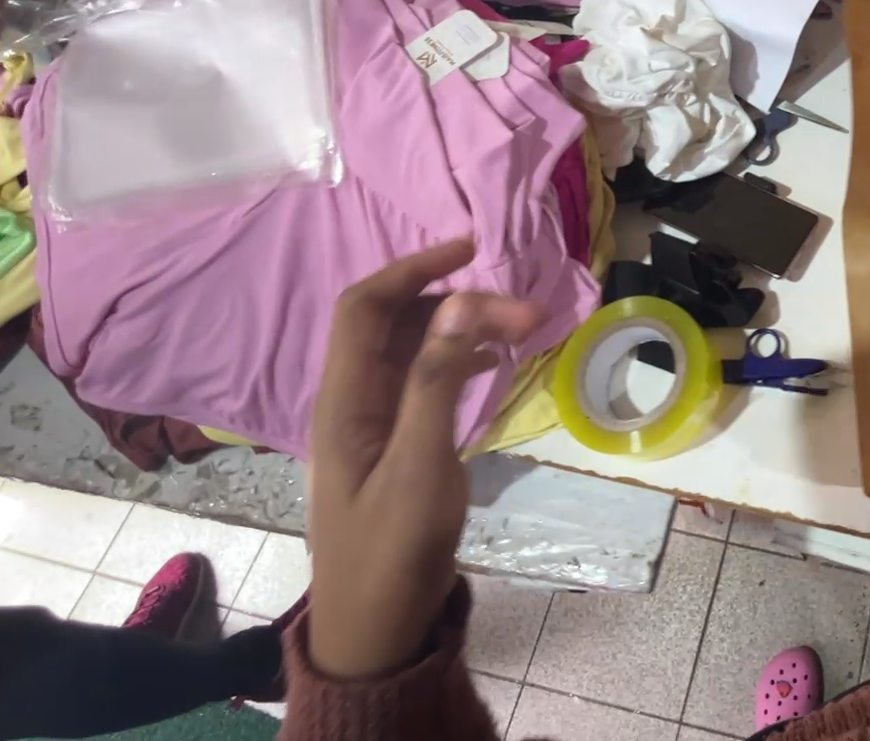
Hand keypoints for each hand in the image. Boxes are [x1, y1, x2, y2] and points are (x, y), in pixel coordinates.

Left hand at [305, 239, 541, 678]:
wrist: (377, 621)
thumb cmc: (395, 545)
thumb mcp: (422, 464)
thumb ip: (437, 381)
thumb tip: (461, 303)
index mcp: (345, 397)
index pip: (366, 306)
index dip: (413, 267)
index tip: (472, 248)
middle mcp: (354, 396)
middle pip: (399, 321)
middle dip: (459, 301)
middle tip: (524, 311)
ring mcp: (376, 416)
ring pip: (417, 346)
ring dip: (465, 327)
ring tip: (520, 328)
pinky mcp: (398, 436)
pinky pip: (428, 375)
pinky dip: (463, 356)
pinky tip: (496, 360)